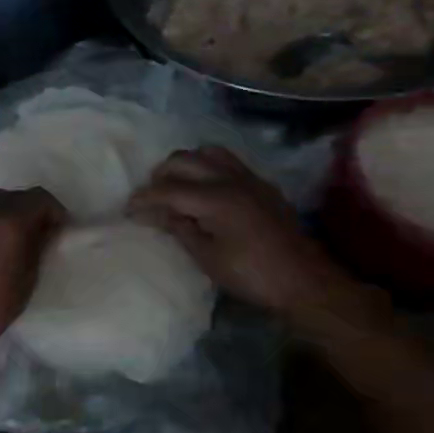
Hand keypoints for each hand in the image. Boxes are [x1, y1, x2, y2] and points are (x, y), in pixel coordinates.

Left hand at [0, 186, 65, 364]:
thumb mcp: (31, 273)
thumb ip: (40, 243)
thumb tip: (48, 229)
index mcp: (10, 219)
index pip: (40, 198)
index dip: (55, 211)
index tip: (61, 229)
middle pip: (17, 194)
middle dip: (33, 208)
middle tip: (42, 230)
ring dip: (11, 207)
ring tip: (18, 232)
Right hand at [129, 147, 389, 327]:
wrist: (304, 280)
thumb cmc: (252, 275)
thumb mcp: (208, 259)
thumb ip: (181, 230)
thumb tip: (158, 213)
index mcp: (214, 199)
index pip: (168, 189)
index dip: (144, 198)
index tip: (128, 208)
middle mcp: (230, 179)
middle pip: (184, 160)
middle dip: (161, 175)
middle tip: (150, 197)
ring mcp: (249, 178)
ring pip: (208, 152)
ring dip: (186, 164)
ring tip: (177, 185)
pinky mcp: (262, 185)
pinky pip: (228, 162)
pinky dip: (208, 167)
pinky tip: (206, 188)